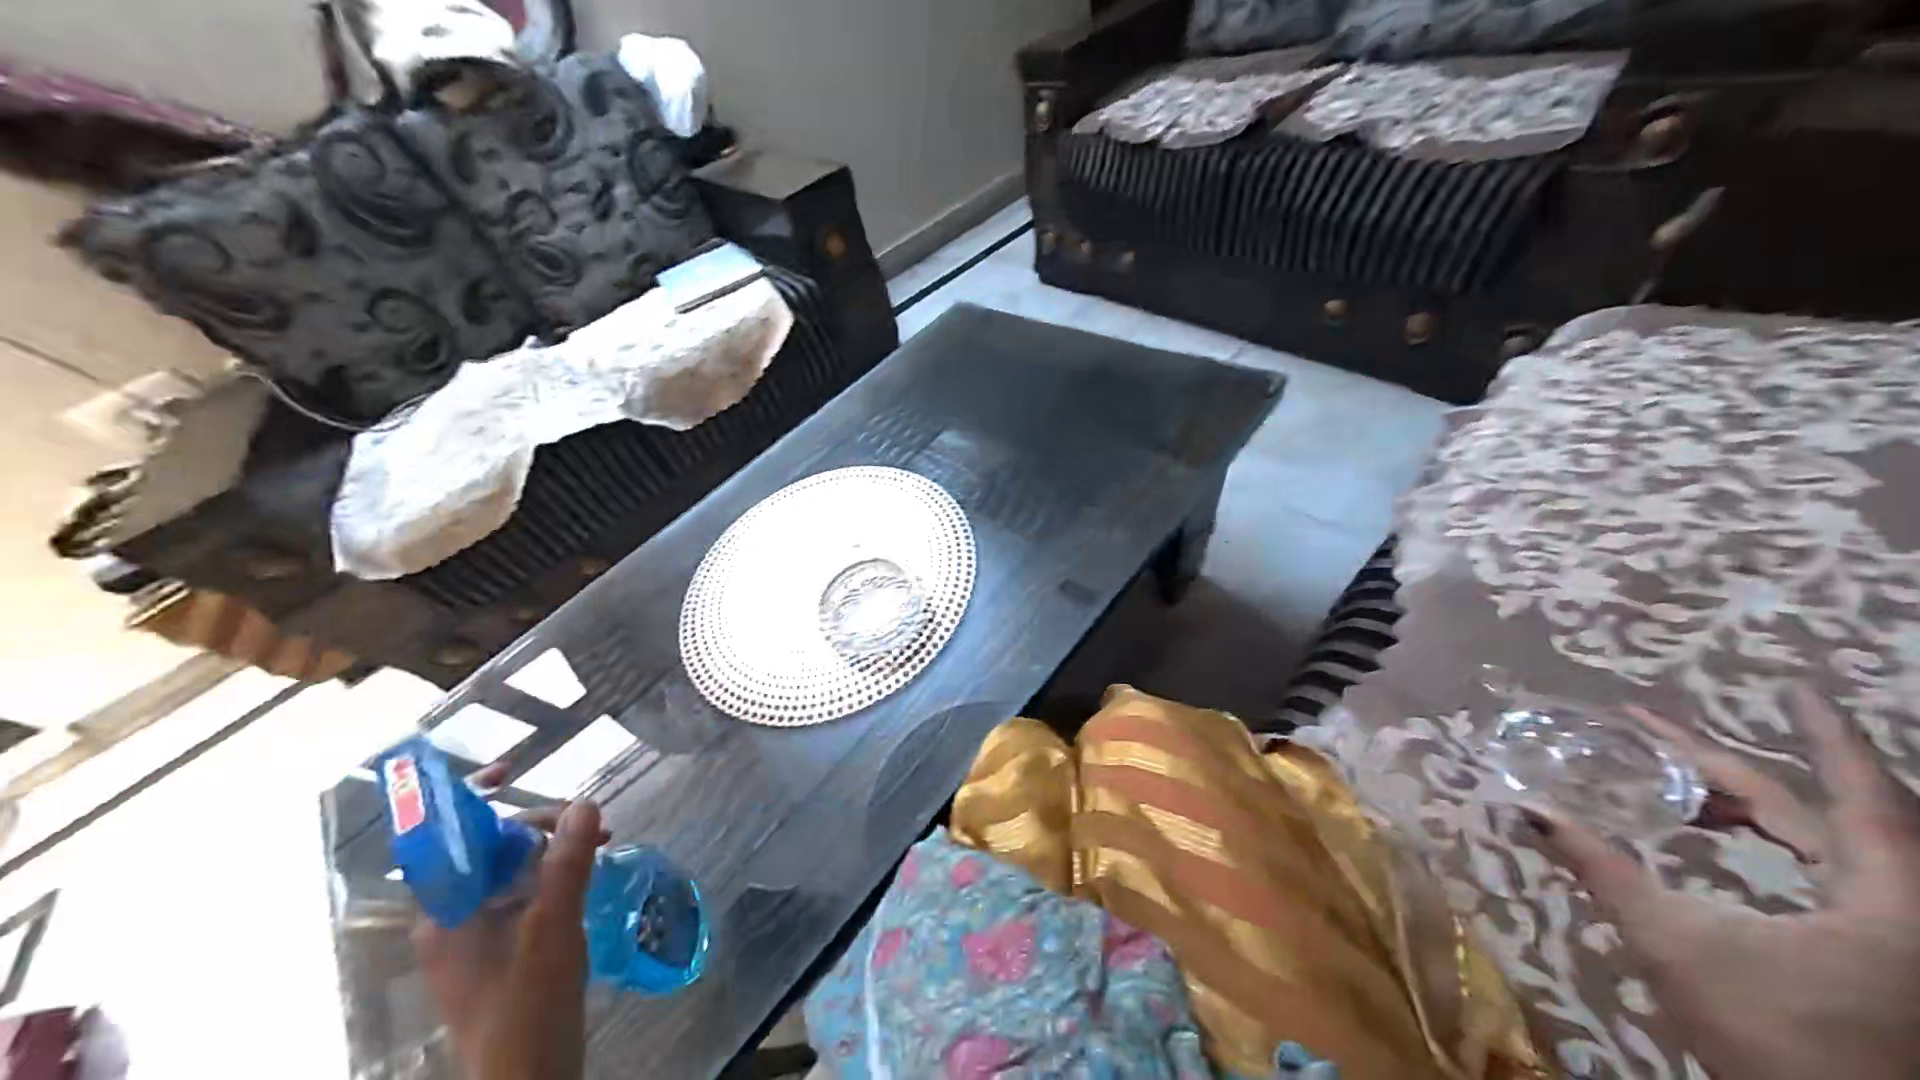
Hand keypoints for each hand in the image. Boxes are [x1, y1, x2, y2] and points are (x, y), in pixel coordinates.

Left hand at [413, 763, 607, 1079]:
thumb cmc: (528, 1010)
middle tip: (591, 823)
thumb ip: (567, 864)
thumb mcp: (552, 931)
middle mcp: (454, 920)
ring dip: (555, 848)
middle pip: (491, 850)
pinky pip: (526, 894)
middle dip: (539, 826)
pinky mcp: (504, 950)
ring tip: (600, 843)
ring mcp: (479, 937)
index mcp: (446, 915)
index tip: (507, 772)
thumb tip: (583, 802)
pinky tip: (589, 873)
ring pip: (513, 871)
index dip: (473, 801)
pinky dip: (556, 875)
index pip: (451, 841)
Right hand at [1526, 686, 1919, 1079]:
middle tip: (1652, 735)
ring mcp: (1895, 930)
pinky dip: (1773, 838)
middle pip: (1820, 812)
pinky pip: (1832, 870)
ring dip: (1749, 803)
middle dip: (1730, 767)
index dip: (1825, 734)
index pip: (1857, 793)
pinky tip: (1723, 835)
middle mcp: (1902, 903)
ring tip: (1676, 784)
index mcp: (1882, 897)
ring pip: (1828, 842)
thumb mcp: (1675, 944)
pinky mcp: (1881, 953)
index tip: (1791, 686)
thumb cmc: (1771, 1035)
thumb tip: (1529, 810)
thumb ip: (1603, 870)